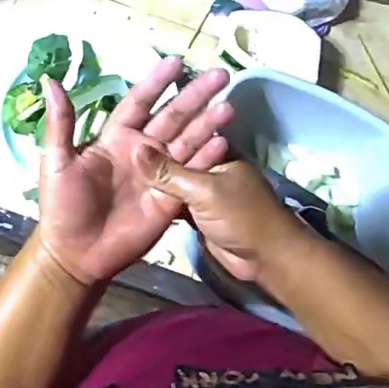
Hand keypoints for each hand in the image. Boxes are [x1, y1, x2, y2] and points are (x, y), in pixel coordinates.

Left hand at [34, 57, 232, 285]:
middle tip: (220, 74)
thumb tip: (51, 81)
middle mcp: (143, 148)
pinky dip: (208, 158)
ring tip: (229, 106)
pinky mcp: (171, 197)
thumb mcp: (57, 160)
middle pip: (173, 115)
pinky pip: (192, 174)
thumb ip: (61, 122)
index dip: (157, 82)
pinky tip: (224, 142)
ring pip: (188, 141)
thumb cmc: (62, 204)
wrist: (75, 253)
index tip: (177, 62)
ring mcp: (160, 172)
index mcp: (117, 136)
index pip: (140, 101)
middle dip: (195, 95)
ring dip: (208, 123)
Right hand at [135, 146, 316, 282]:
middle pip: (178, 158)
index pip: (186, 133)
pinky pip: (176, 201)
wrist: (266, 260)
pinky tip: (138, 196)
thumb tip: (136, 149)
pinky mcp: (201, 213)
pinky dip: (162, 200)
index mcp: (219, 151)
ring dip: (157, 179)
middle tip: (122, 148)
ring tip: (124, 169)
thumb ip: (169, 172)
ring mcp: (207, 192)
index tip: (132, 128)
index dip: (161, 131)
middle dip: (155, 155)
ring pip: (175, 181)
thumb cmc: (241, 216)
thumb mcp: (203, 191)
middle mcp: (211, 167)